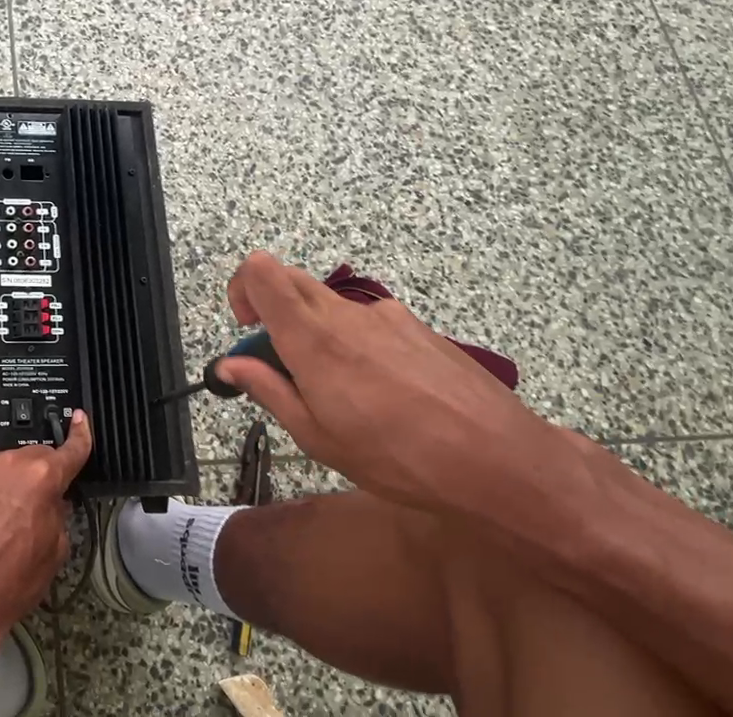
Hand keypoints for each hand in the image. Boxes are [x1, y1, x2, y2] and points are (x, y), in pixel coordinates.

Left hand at [0, 411, 92, 642]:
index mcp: (41, 478)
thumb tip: (53, 500)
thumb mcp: (55, 550)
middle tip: (34, 509)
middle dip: (38, 477)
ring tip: (1, 522)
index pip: (69, 450)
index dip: (80, 435)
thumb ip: (58, 512)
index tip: (80, 419)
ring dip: (7, 483)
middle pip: (33, 458)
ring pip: (3, 465)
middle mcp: (8, 463)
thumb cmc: (10, 582)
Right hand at [217, 251, 580, 521]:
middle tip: (282, 363)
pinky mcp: (419, 328)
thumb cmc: (398, 458)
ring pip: (331, 306)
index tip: (247, 327)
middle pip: (291, 281)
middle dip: (273, 311)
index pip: (261, 272)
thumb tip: (230, 364)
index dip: (242, 287)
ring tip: (341, 392)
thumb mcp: (318, 438)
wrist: (502, 462)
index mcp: (312, 339)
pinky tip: (384, 394)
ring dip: (317, 334)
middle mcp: (346, 314)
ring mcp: (387, 316)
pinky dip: (356, 344)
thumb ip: (269, 390)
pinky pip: (370, 323)